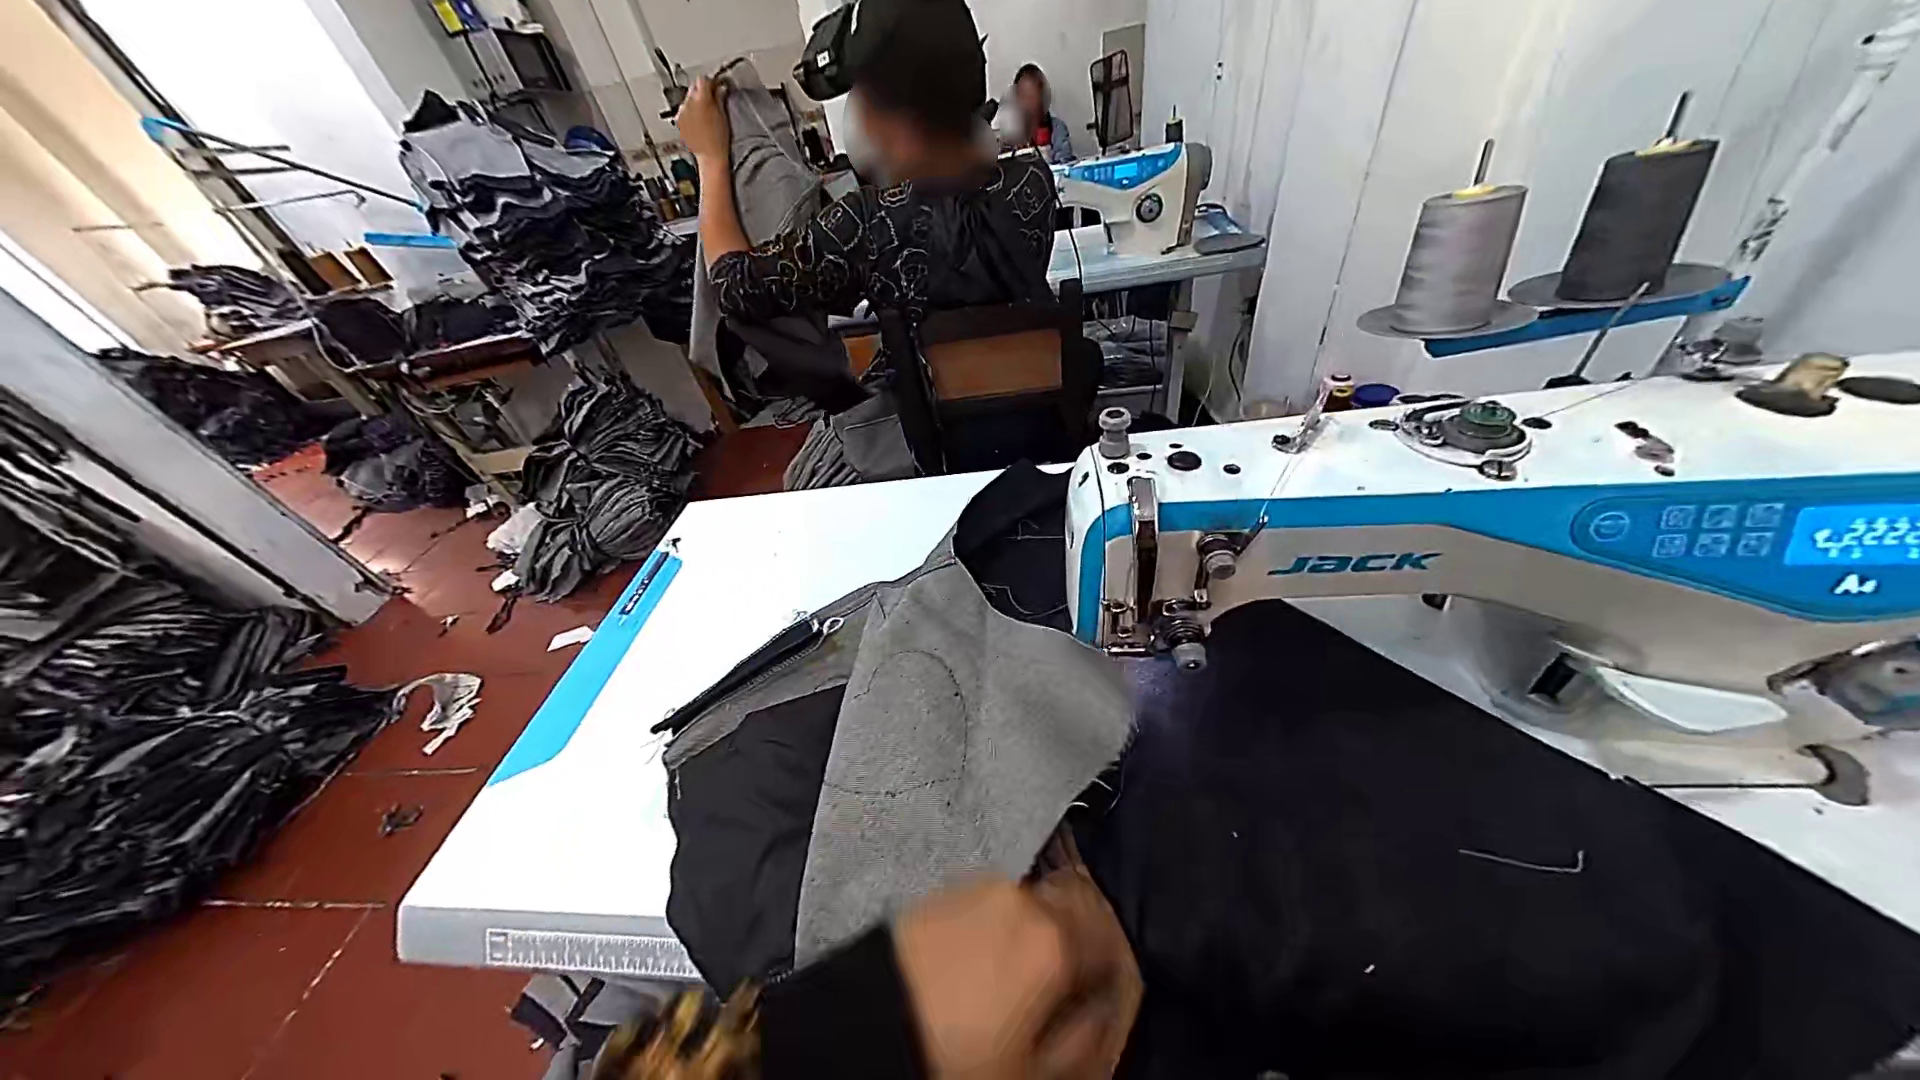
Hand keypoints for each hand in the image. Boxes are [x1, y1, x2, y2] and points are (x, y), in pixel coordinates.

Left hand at [676, 76, 729, 160]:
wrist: (710, 157)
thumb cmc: (719, 140)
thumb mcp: (723, 116)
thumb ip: (719, 98)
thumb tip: (720, 88)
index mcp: (702, 99)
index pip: (703, 79)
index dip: (710, 82)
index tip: (716, 86)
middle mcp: (689, 102)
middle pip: (694, 88)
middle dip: (702, 92)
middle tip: (711, 102)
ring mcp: (682, 111)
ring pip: (688, 99)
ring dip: (695, 103)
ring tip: (704, 116)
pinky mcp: (679, 120)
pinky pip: (683, 110)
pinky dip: (689, 113)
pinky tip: (697, 123)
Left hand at [894, 869, 1139, 1078]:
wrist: (867, 1018)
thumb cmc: (955, 1054)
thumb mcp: (1032, 1071)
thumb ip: (1084, 1038)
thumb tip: (1102, 1013)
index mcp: (1052, 940)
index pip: (1110, 940)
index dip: (1117, 972)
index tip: (1109, 996)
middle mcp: (1022, 898)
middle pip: (1077, 908)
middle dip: (1083, 942)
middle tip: (1073, 983)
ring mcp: (983, 886)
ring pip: (1036, 903)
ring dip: (1044, 932)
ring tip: (1027, 976)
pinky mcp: (951, 888)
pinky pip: (999, 903)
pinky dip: (1009, 925)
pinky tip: (991, 960)